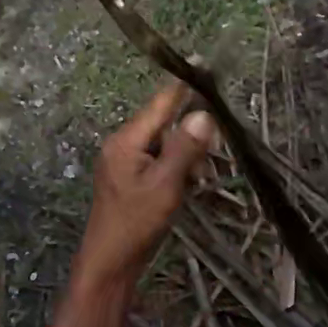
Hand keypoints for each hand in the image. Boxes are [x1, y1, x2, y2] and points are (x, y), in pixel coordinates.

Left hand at [74, 81, 215, 290]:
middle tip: (217, 143)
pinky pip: (158, 162)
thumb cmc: (135, 224)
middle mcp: (122, 145)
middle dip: (191, 130)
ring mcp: (124, 163)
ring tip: (204, 174)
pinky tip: (190, 184)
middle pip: (163, 124)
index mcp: (126, 141)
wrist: (109, 263)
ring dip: (186, 154)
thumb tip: (204, 115)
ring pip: (163, 145)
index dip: (182, 86)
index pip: (160, 104)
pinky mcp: (130, 180)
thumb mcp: (165, 185)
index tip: (202, 62)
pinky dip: (176, 168)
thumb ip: (184, 149)